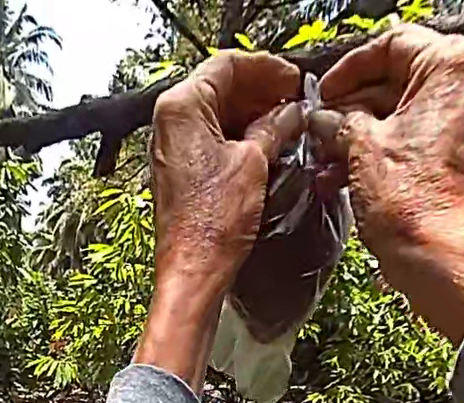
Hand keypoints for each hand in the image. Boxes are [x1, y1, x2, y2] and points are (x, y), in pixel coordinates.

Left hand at [134, 51, 305, 388]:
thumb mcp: (254, 164)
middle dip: (260, 92)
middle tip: (294, 102)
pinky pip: (213, 145)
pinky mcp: (182, 177)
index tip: (293, 80)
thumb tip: (291, 112)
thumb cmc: (213, 226)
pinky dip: (240, 141)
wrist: (193, 275)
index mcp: (181, 108)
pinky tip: (266, 148)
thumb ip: (274, 126)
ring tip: (286, 125)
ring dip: (252, 117)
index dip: (266, 69)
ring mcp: (174, 151)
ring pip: (218, 117)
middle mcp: (170, 124)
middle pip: (220, 89)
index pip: (228, 66)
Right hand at [312, 25, 463, 342]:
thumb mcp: (359, 145)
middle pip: (396, 81)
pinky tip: (342, 172)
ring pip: (399, 114)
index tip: (324, 92)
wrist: (431, 250)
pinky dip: (378, 151)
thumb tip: (322, 117)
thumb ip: (338, 120)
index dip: (349, 69)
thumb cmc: (408, 199)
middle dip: (351, 109)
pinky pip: (410, 139)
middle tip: (320, 128)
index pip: (392, 45)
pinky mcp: (455, 154)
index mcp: (454, 63)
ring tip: (325, 158)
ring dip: (357, 136)